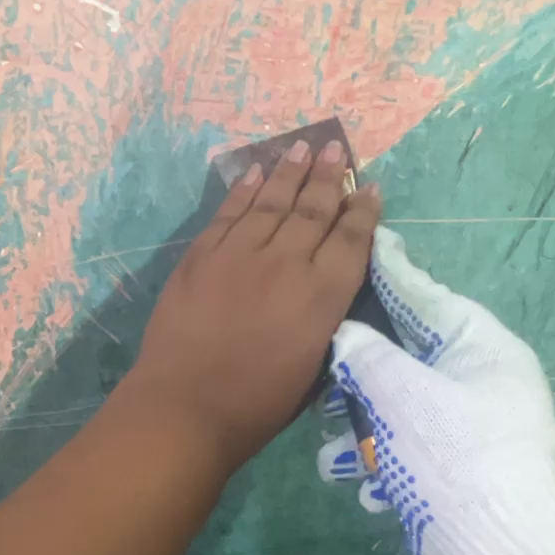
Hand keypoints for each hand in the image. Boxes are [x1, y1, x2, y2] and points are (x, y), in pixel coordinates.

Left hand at [122, 139, 382, 467]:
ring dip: (290, 172)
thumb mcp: (312, 369)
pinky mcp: (201, 256)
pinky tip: (257, 173)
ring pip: (272, 201)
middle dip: (330, 177)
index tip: (370, 189)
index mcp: (321, 296)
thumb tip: (327, 289)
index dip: (363, 212)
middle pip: (314, 210)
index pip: (351, 241)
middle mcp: (286, 263)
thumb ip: (324, 320)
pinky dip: (245, 190)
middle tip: (338, 149)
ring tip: (305, 147)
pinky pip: (229, 213)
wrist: (185, 407)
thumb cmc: (256, 406)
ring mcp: (239, 254)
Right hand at [318, 227, 554, 554]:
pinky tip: (369, 488)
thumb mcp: (400, 396)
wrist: (501, 547)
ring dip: (365, 434)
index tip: (368, 244)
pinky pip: (416, 451)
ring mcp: (479, 429)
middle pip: (409, 360)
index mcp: (483, 348)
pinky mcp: (467, 469)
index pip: (427, 298)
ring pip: (405, 412)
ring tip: (330, 458)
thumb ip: (366, 356)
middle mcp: (485, 381)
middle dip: (361, 378)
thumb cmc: (454, 455)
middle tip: (324, 376)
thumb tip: (346, 335)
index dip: (391, 275)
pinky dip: (390, 465)